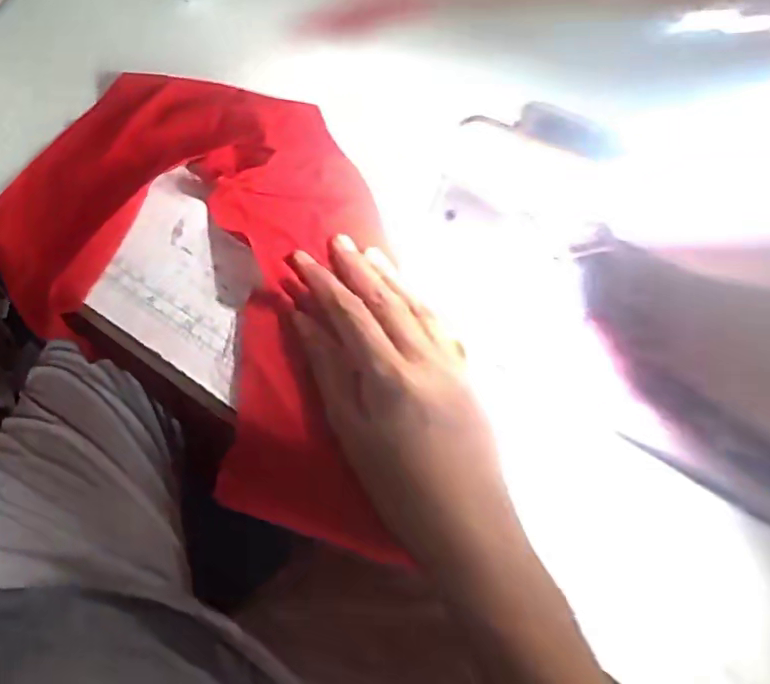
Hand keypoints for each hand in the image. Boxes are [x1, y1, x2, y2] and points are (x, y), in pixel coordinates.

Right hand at [285, 235, 522, 571]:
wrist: (471, 528)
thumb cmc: (394, 482)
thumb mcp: (348, 426)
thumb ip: (326, 366)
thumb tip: (302, 317)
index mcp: (390, 374)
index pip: (349, 312)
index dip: (322, 282)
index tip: (298, 257)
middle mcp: (426, 360)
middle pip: (386, 302)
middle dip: (357, 268)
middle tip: (335, 240)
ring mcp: (454, 367)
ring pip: (418, 309)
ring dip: (392, 278)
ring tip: (371, 253)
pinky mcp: (469, 379)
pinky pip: (443, 328)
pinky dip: (422, 303)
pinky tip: (412, 294)